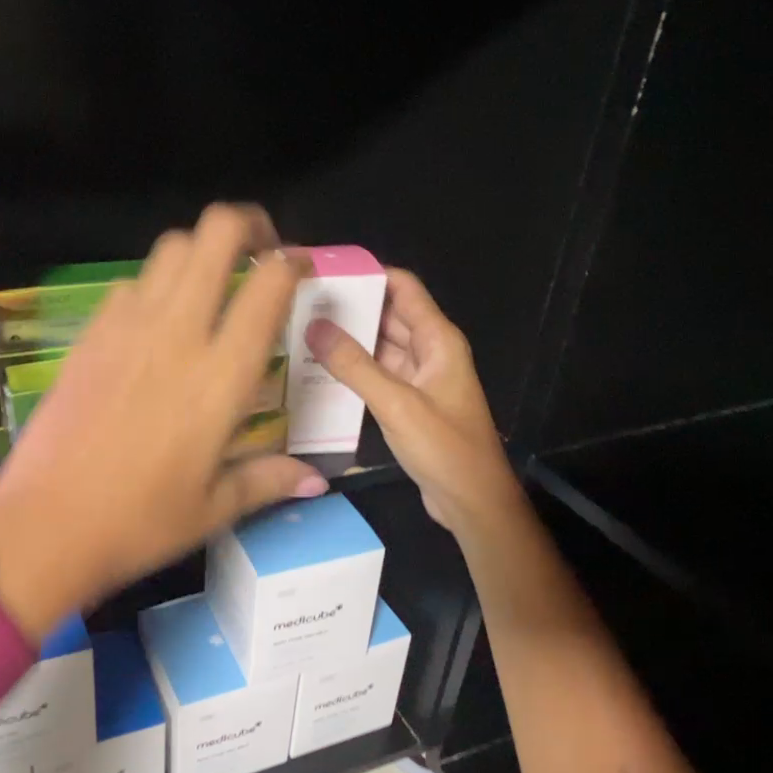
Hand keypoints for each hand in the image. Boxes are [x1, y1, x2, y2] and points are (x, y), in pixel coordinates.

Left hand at [0, 204, 327, 639]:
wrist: (42, 524)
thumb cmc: (137, 524)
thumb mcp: (213, 509)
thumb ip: (268, 480)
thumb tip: (316, 477)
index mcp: (221, 377)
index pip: (268, 286)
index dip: (292, 264)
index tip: (300, 271)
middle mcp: (177, 334)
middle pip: (215, 233)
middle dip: (247, 226)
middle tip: (259, 254)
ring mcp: (126, 326)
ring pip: (171, 246)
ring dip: (200, 251)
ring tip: (211, 285)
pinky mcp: (89, 334)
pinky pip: (132, 283)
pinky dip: (156, 285)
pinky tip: (158, 324)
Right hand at [304, 269, 518, 536]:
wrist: (473, 502)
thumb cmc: (444, 448)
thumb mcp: (396, 404)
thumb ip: (354, 365)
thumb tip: (313, 326)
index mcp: (438, 340)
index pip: (403, 287)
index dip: (368, 273)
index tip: (325, 270)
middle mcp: (430, 351)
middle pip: (388, 314)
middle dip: (350, 306)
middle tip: (300, 302)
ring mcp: (419, 378)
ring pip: (379, 346)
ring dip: (348, 339)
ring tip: (300, 330)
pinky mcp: (409, 403)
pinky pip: (377, 374)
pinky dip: (353, 369)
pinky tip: (318, 371)